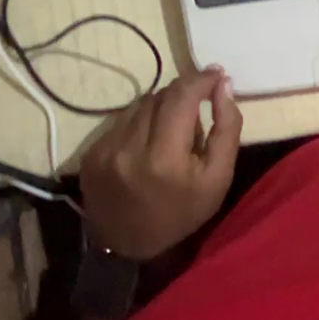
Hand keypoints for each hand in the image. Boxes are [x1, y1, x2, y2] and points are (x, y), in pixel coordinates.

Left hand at [81, 68, 242, 260]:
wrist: (128, 246)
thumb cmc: (181, 214)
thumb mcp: (218, 179)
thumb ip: (226, 130)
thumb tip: (224, 86)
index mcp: (165, 157)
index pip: (182, 96)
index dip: (200, 79)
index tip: (215, 74)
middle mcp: (130, 147)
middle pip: (160, 96)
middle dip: (183, 95)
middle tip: (200, 104)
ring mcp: (105, 148)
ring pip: (140, 105)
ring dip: (161, 108)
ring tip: (173, 130)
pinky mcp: (91, 152)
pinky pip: (122, 121)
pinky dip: (141, 123)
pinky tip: (148, 144)